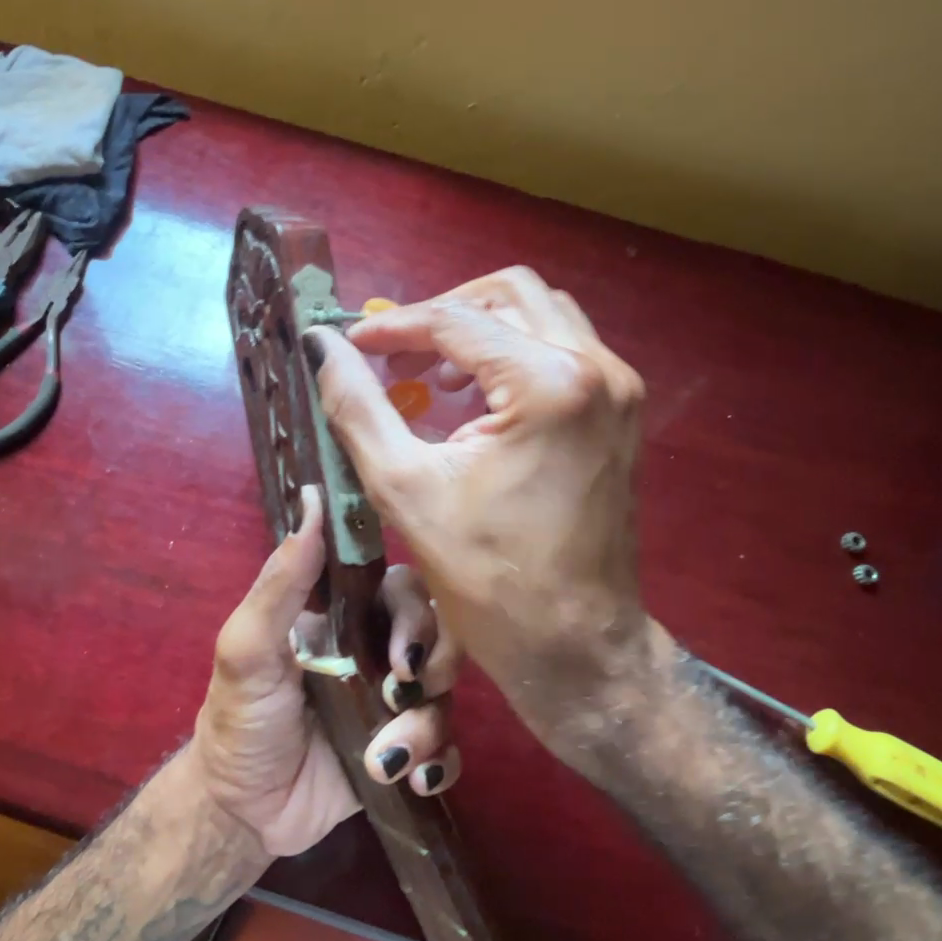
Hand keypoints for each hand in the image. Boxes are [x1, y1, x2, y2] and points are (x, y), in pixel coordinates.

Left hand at [187, 486, 462, 857]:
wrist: (243, 812)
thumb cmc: (240, 717)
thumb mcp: (249, 647)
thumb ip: (282, 580)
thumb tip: (312, 499)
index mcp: (342, 616)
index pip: (398, 585)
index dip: (412, 607)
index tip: (400, 644)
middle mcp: (374, 650)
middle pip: (436, 632)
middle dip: (430, 661)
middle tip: (400, 689)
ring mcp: (393, 701)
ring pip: (446, 690)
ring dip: (425, 725)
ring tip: (387, 760)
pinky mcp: (407, 751)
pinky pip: (449, 745)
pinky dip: (441, 761)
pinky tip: (416, 781)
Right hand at [305, 267, 650, 741]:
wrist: (579, 647)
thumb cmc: (488, 581)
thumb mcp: (405, 488)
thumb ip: (357, 405)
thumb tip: (320, 344)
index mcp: (551, 384)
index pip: (457, 322)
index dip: (394, 327)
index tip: (350, 344)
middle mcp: (597, 368)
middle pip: (509, 293)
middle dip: (442, 315)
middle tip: (393, 356)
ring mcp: (619, 388)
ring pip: (539, 314)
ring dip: (479, 330)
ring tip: (429, 376)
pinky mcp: (621, 409)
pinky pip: (561, 349)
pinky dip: (511, 355)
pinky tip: (471, 397)